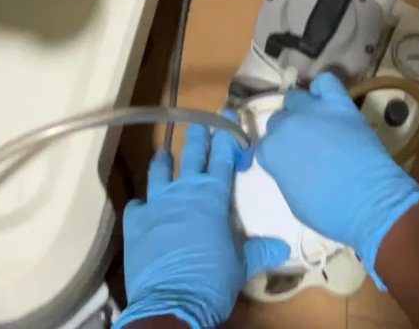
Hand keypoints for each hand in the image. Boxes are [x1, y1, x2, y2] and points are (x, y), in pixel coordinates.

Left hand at [117, 122, 290, 328]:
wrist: (171, 302)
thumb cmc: (212, 280)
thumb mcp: (240, 267)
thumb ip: (258, 251)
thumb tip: (282, 246)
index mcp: (212, 196)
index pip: (222, 157)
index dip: (226, 136)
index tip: (228, 117)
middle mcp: (184, 191)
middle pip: (192, 155)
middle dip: (197, 136)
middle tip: (199, 122)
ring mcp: (157, 203)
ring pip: (160, 172)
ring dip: (163, 162)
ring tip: (164, 153)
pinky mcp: (135, 222)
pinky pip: (137, 205)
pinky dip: (141, 204)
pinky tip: (142, 206)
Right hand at [255, 72, 418, 283]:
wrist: (370, 201)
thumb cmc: (329, 211)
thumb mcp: (294, 200)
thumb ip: (285, 173)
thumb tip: (289, 163)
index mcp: (272, 151)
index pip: (264, 146)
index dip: (276, 155)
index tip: (288, 163)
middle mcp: (287, 125)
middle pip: (278, 119)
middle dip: (287, 131)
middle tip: (304, 146)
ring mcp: (313, 110)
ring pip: (296, 97)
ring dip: (301, 110)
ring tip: (315, 123)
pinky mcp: (338, 102)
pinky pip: (325, 81)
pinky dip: (324, 90)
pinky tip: (329, 103)